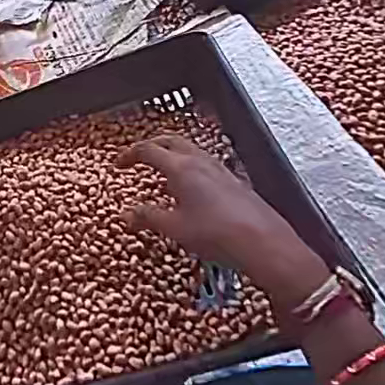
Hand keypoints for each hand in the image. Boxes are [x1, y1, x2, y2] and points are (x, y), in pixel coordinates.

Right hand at [116, 136, 329, 307]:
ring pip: (190, 149)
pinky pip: (205, 163)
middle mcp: (200, 162)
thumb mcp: (174, 228)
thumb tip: (129, 213)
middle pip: (170, 141)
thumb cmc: (217, 234)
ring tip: (162, 170)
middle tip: (138, 156)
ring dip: (172, 153)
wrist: (264, 243)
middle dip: (151, 145)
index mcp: (180, 168)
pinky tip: (191, 187)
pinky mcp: (234, 181)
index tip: (119, 164)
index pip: (148, 150)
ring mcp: (220, 169)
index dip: (130, 155)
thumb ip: (148, 217)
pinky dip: (190, 166)